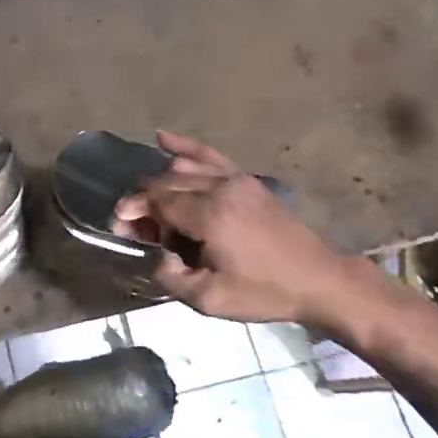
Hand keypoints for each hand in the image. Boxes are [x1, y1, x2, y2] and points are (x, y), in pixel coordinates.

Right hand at [113, 131, 387, 326]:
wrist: (319, 280)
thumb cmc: (264, 292)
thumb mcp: (209, 299)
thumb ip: (170, 276)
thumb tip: (157, 254)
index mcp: (210, 215)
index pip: (157, 201)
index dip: (133, 211)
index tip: (118, 227)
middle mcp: (220, 188)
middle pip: (165, 183)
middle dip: (142, 201)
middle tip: (132, 226)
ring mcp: (236, 179)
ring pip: (183, 169)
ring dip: (160, 184)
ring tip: (151, 209)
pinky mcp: (248, 180)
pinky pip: (209, 155)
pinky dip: (184, 147)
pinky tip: (161, 137)